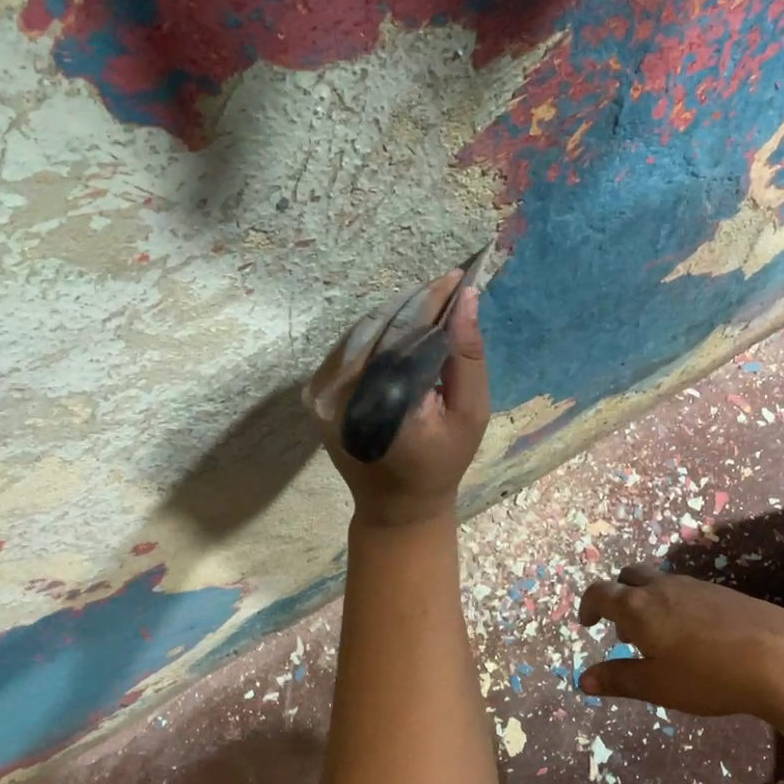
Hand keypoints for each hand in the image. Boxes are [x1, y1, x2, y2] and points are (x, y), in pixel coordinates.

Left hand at [306, 273, 489, 528]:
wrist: (394, 505)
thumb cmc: (441, 463)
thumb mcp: (470, 414)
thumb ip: (467, 358)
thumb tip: (466, 300)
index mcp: (383, 404)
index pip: (407, 334)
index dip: (431, 301)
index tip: (456, 278)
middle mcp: (342, 394)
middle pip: (381, 327)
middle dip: (415, 301)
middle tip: (446, 285)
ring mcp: (321, 393)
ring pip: (361, 332)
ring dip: (394, 311)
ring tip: (428, 300)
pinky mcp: (314, 393)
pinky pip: (347, 348)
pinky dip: (374, 330)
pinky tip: (399, 323)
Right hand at [578, 565, 783, 716]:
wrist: (778, 656)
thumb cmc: (706, 675)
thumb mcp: (656, 685)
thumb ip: (618, 679)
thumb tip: (582, 679)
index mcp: (638, 606)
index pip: (601, 592)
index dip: (589, 605)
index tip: (588, 623)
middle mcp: (662, 587)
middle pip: (629, 577)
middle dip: (618, 597)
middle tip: (624, 631)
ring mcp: (695, 586)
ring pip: (659, 582)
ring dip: (648, 602)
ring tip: (659, 639)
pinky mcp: (722, 593)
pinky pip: (686, 591)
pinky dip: (675, 606)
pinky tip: (694, 638)